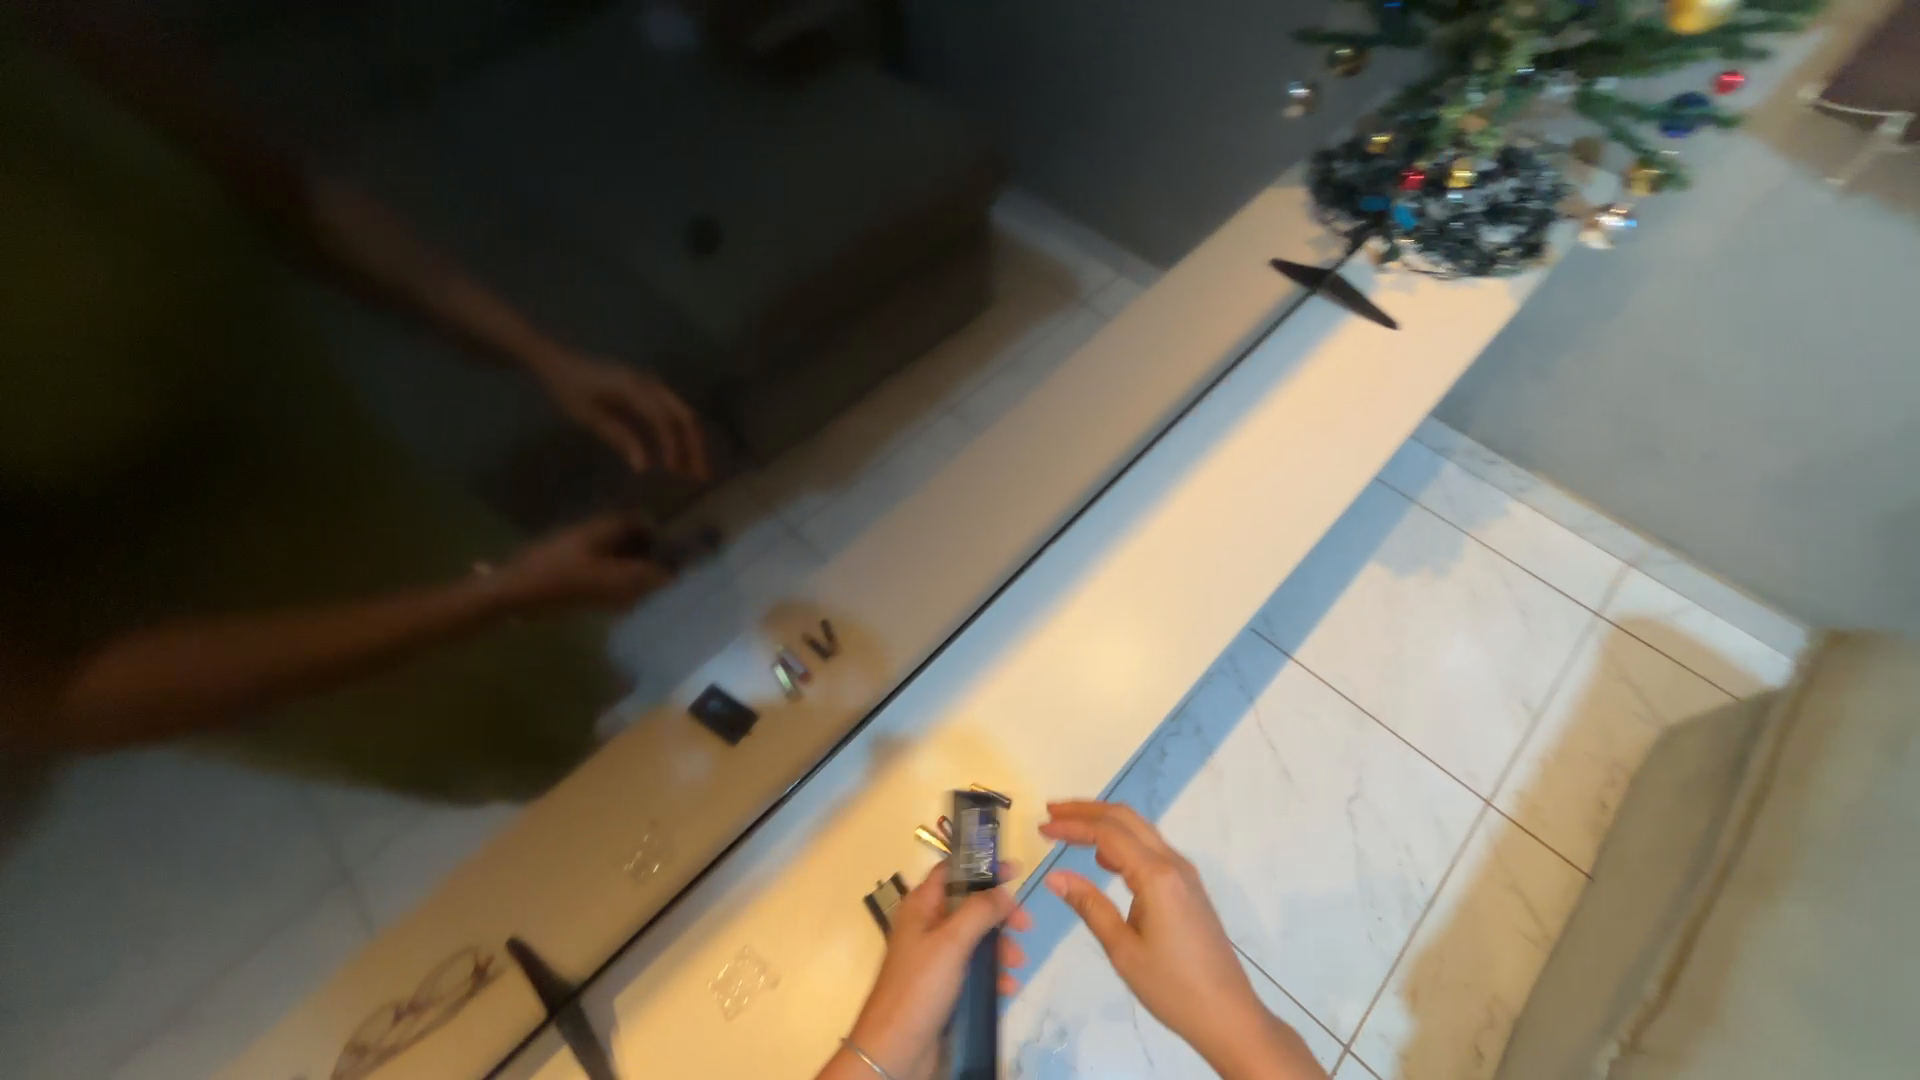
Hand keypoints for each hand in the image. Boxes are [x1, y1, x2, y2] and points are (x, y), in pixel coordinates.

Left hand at [485, 514, 671, 615]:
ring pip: (613, 556)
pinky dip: (611, 583)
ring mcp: (574, 551)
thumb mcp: (606, 581)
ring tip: (643, 593)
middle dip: (646, 556)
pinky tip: (616, 603)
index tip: (674, 555)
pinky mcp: (563, 570)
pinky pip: (597, 572)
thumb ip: (642, 577)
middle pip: (627, 539)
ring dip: (629, 571)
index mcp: (600, 528)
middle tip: (662, 577)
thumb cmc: (557, 582)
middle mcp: (589, 534)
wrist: (506, 597)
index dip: (660, 535)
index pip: (639, 521)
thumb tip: (672, 575)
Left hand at [532, 352, 710, 479]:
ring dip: (693, 443)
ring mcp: (653, 387)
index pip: (664, 420)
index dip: (673, 446)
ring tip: (696, 471)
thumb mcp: (590, 417)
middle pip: (685, 417)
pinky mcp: (650, 393)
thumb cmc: (569, 389)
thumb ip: (620, 438)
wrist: (557, 362)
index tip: (674, 472)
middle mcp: (651, 385)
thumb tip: (643, 467)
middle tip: (702, 476)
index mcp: (635, 388)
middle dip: (696, 447)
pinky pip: (674, 415)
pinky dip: (681, 436)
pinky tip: (679, 456)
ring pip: (684, 416)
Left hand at [842, 862, 1031, 1079]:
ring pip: (975, 938)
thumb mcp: (951, 944)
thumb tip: (1003, 891)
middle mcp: (927, 925)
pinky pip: (973, 968)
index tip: (1014, 871)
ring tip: (1016, 965)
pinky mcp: (943, 985)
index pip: (953, 870)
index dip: (982, 867)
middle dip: (998, 914)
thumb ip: (979, 911)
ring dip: (999, 947)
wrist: (895, 1051)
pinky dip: (992, 973)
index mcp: (921, 905)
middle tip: (1024, 925)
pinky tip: (1006, 987)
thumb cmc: (919, 988)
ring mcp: (935, 956)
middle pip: (969, 904)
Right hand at [1040, 801, 1318, 1078]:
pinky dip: (1121, 841)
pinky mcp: (1186, 886)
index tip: (1043, 827)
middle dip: (1086, 810)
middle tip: (1051, 812)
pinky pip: (1150, 848)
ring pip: (1139, 829)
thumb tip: (1054, 876)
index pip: (1107, 833)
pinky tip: (1103, 857)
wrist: (1229, 1016)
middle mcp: (1172, 862)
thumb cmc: (1173, 987)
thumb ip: (1089, 906)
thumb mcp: (1123, 950)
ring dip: (1104, 822)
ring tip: (1069, 829)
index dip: (1072, 825)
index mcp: (1156, 875)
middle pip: (1125, 818)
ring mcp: (1183, 872)